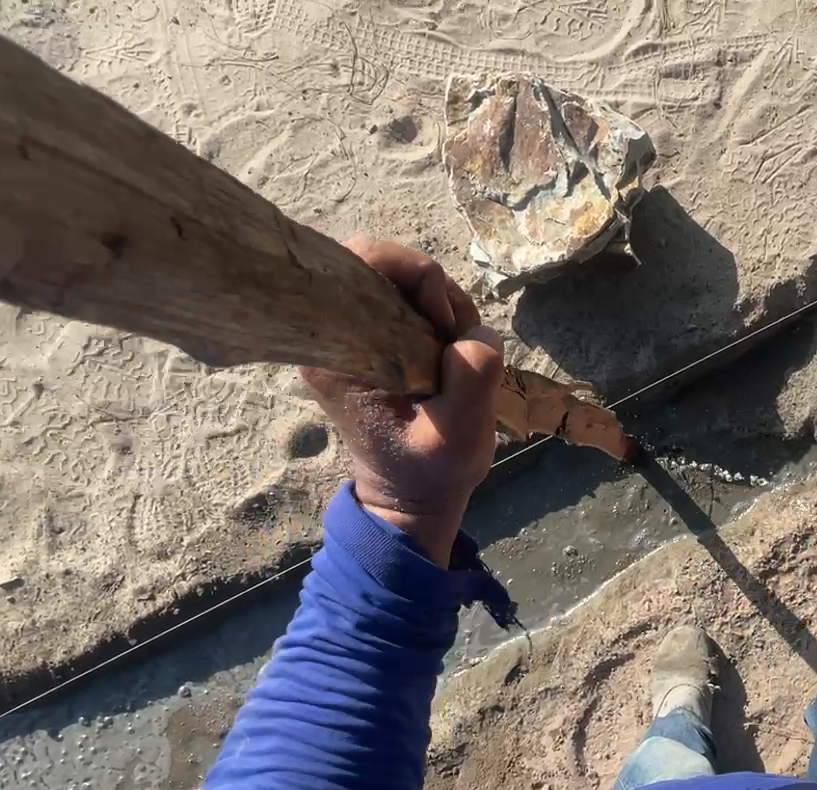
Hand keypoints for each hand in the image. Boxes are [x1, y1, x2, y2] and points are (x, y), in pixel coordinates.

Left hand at [301, 237, 503, 566]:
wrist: (414, 499)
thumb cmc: (429, 472)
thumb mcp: (456, 433)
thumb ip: (471, 377)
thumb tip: (478, 334)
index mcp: (339, 352)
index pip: (361, 262)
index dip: (414, 276)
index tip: (443, 326)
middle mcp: (339, 334)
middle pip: (390, 267)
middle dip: (439, 297)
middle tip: (458, 346)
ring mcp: (360, 336)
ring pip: (411, 285)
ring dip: (449, 312)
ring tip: (460, 360)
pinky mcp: (381, 343)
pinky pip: (416, 306)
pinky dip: (447, 323)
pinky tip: (455, 358)